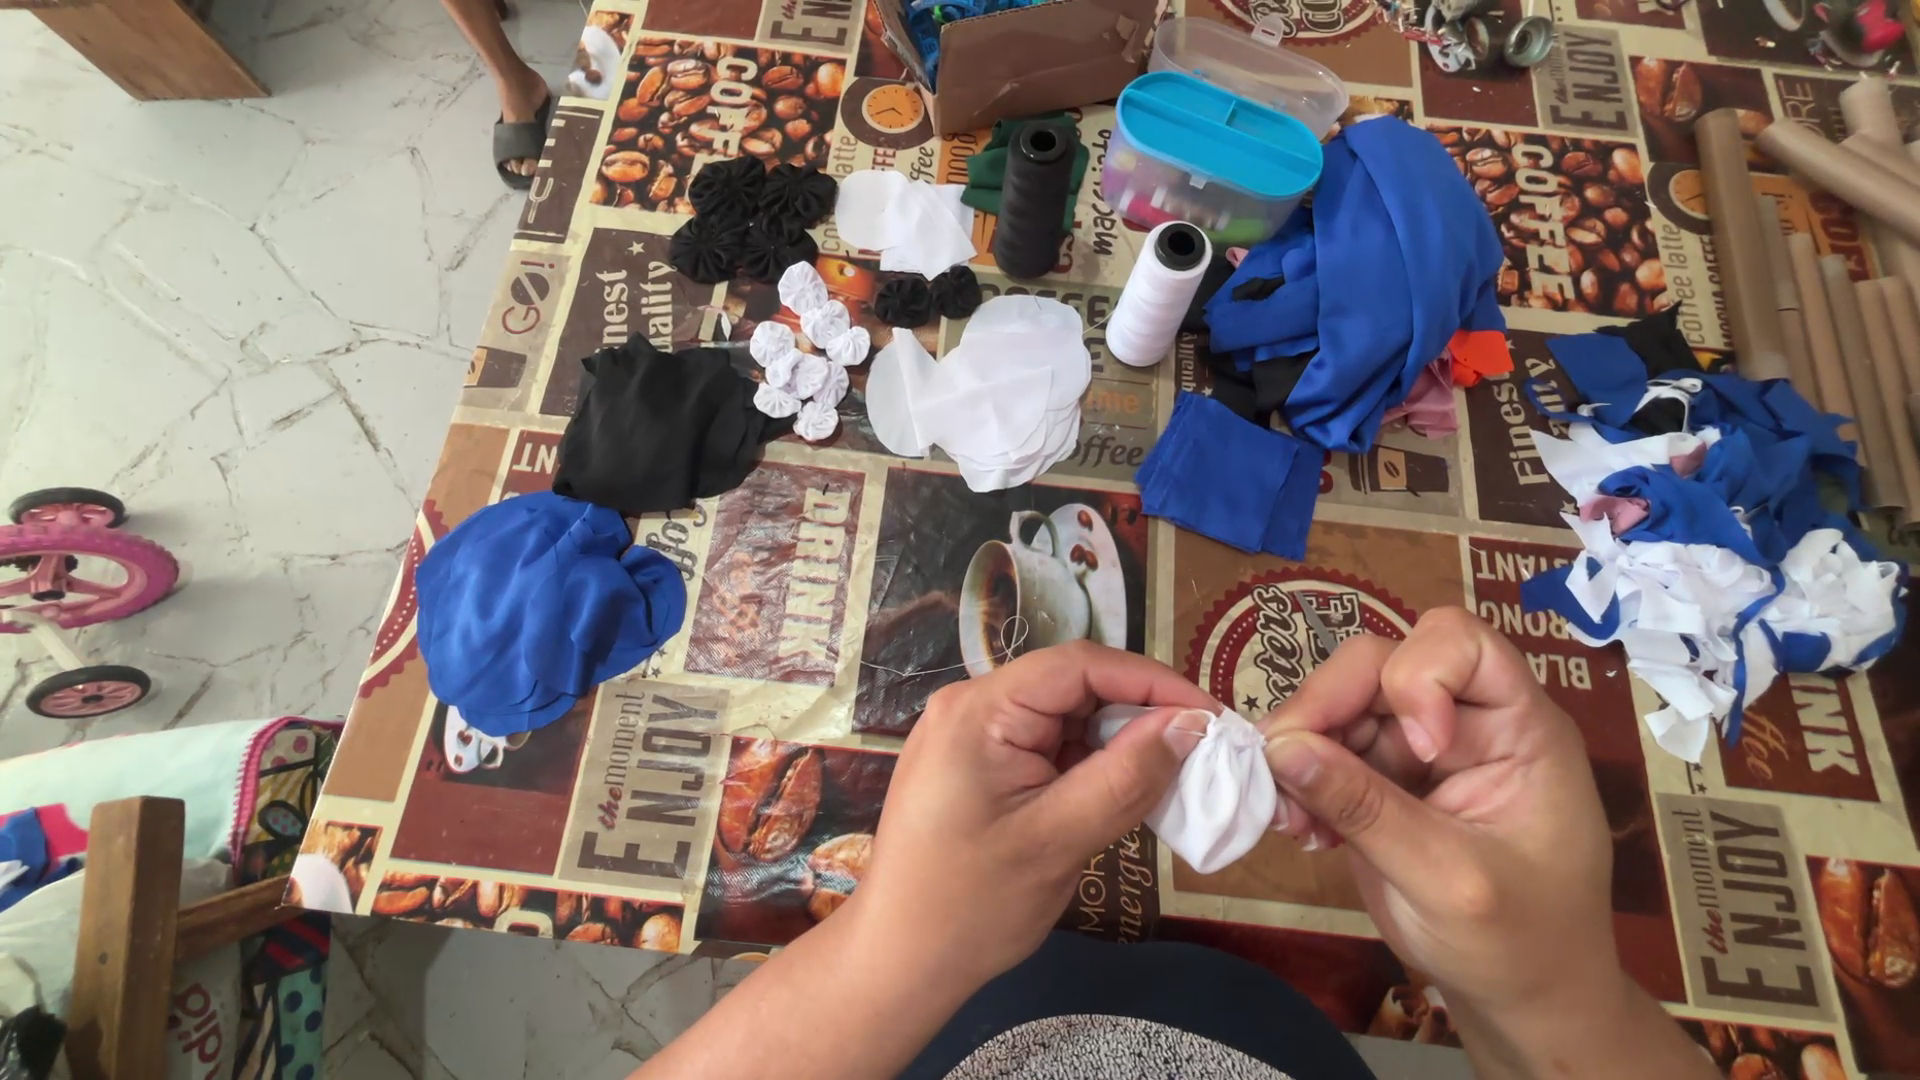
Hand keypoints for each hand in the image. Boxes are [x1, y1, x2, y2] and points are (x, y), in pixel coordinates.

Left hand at [853, 640, 1218, 988]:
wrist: (899, 960)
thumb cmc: (971, 905)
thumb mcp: (1058, 840)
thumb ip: (1126, 776)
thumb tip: (1190, 724)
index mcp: (980, 709)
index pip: (1079, 665)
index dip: (1151, 682)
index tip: (1210, 717)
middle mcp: (972, 705)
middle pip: (1071, 686)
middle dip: (1136, 714)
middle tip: (1198, 753)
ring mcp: (971, 732)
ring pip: (1062, 716)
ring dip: (1114, 742)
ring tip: (1167, 778)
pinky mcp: (977, 760)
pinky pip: (1044, 743)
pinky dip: (1086, 763)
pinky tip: (1117, 792)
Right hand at [1257, 607, 1620, 1016]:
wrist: (1515, 995)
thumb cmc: (1520, 941)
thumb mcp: (1451, 881)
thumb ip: (1366, 810)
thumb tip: (1279, 747)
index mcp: (1515, 727)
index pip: (1459, 643)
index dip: (1418, 673)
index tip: (1413, 747)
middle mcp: (1456, 719)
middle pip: (1372, 666)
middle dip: (1324, 711)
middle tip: (1284, 766)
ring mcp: (1407, 744)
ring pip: (1330, 706)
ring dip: (1296, 752)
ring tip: (1292, 819)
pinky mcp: (1368, 773)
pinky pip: (1312, 748)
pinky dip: (1293, 780)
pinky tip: (1299, 829)